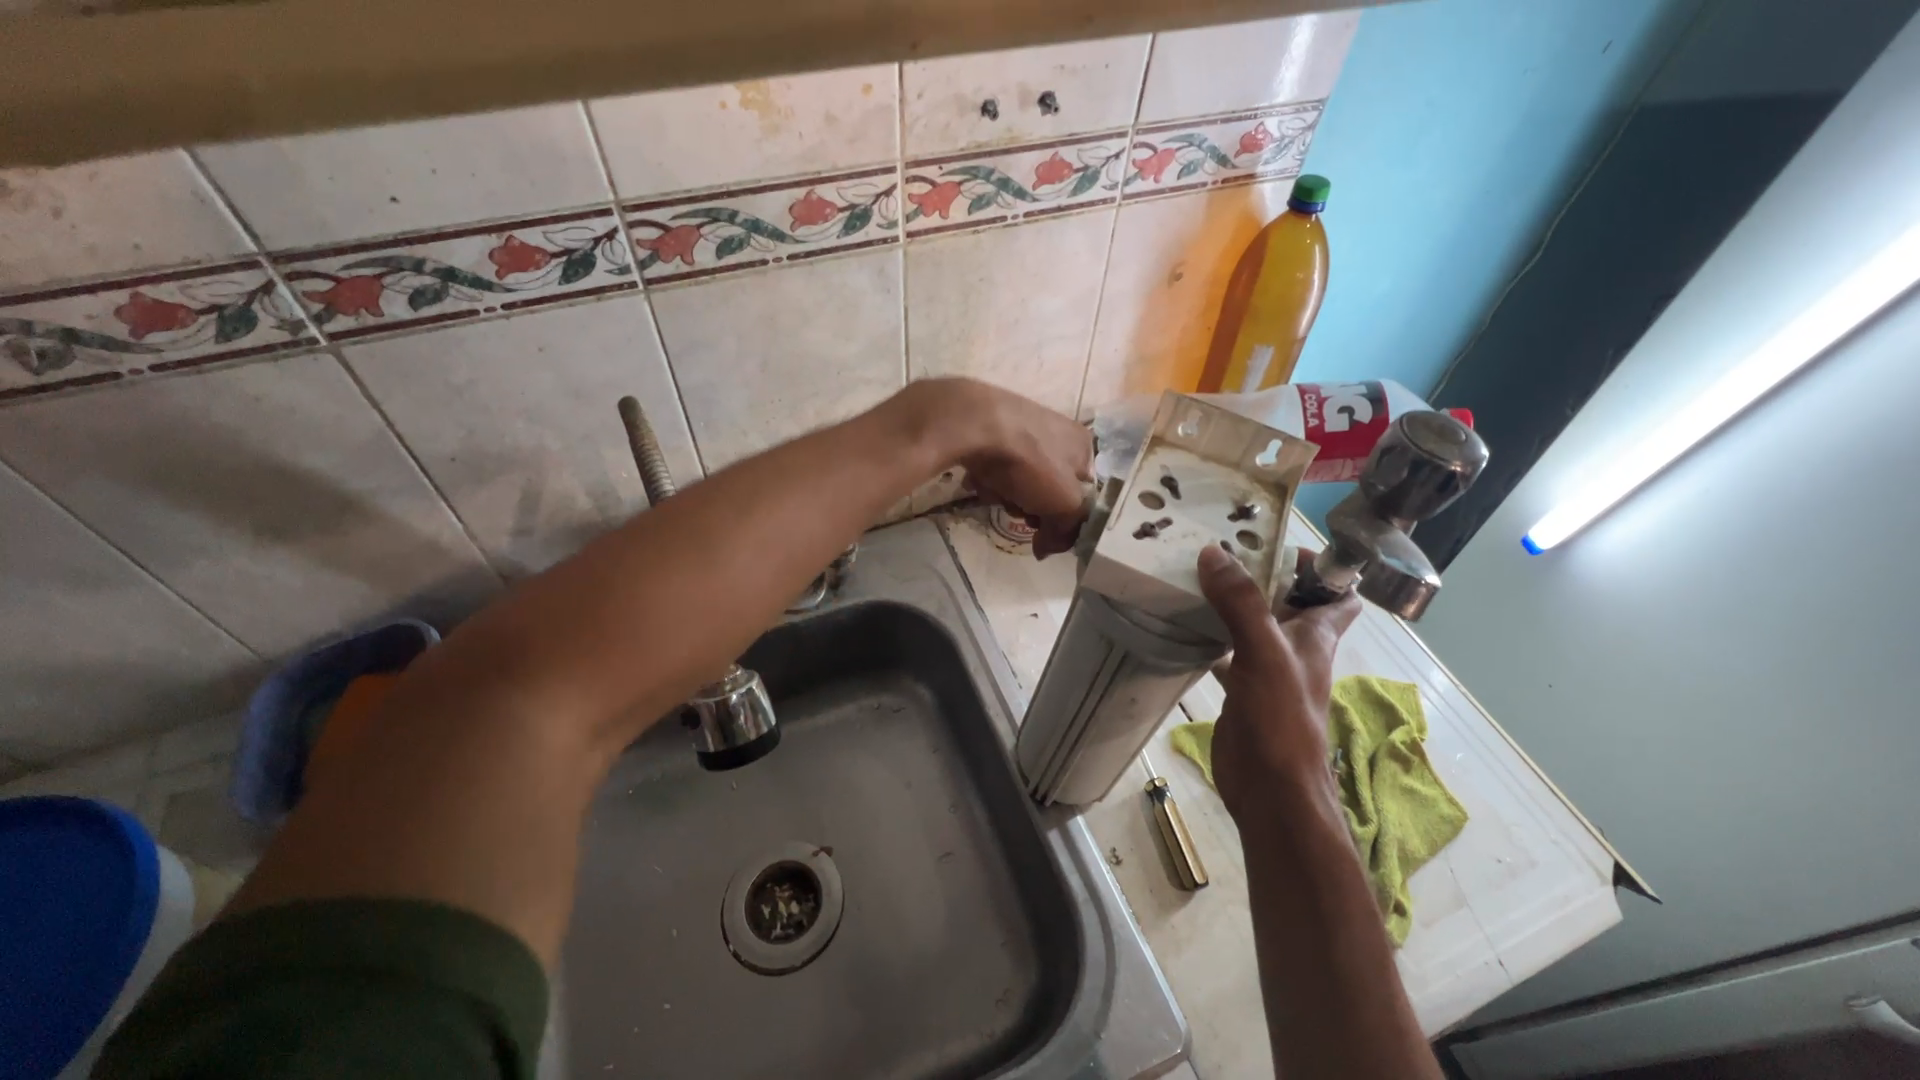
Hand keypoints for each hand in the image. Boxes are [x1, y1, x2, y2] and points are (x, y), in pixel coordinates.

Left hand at [893, 378, 1092, 557]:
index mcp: (1083, 447)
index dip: (1066, 518)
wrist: (976, 424)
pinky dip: (987, 480)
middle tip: (1020, 509)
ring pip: (1019, 483)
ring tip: (996, 490)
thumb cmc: (1031, 462)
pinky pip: (994, 469)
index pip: (1083, 494)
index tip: (1047, 530)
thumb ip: (1065, 532)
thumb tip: (1045, 551)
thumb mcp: (1065, 504)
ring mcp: (1021, 431)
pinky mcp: (990, 433)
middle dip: (1031, 506)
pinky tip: (978, 477)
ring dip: (1006, 495)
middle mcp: (1057, 434)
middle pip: (1048, 491)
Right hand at [1197, 544, 1361, 822]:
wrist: (1270, 790)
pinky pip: (1229, 651)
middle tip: (1224, 546)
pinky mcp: (1243, 690)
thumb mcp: (1265, 653)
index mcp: (1316, 636)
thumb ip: (1242, 604)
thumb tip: (1215, 552)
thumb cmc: (1282, 721)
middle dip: (1266, 575)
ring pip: (1257, 624)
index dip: (1324, 565)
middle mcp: (1296, 649)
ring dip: (1237, 603)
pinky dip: (1213, 635)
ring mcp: (1268, 670)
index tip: (1282, 539)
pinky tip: (1186, 625)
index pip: (1338, 593)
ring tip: (1200, 575)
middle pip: (1291, 603)